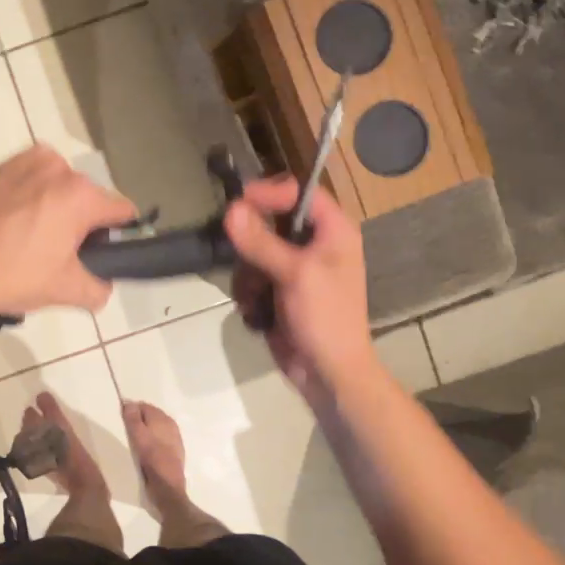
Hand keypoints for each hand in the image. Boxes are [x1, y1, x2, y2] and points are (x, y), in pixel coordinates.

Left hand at [0, 144, 137, 317]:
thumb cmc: (14, 277)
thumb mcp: (66, 291)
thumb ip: (99, 288)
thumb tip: (102, 286)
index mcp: (80, 195)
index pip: (122, 210)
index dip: (119, 234)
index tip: (102, 252)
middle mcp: (56, 167)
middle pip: (86, 196)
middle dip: (80, 221)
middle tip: (59, 255)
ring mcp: (22, 163)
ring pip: (55, 185)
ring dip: (52, 206)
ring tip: (30, 241)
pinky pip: (26, 181)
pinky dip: (25, 198)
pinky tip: (9, 227)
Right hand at [223, 176, 373, 398]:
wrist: (328, 371)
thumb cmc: (325, 317)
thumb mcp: (294, 274)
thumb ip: (261, 241)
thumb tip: (231, 209)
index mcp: (333, 230)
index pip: (299, 192)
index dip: (269, 194)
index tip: (238, 203)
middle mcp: (315, 244)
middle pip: (269, 222)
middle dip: (252, 245)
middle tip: (245, 260)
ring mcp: (295, 269)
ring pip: (253, 253)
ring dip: (248, 276)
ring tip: (255, 297)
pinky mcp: (278, 292)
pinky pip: (251, 278)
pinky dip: (249, 294)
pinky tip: (256, 312)